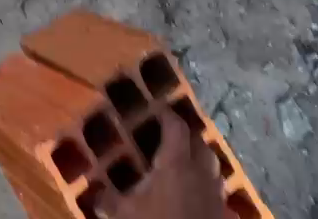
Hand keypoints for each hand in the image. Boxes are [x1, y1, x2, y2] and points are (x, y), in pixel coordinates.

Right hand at [88, 112, 226, 218]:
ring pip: (216, 172)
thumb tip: (94, 194)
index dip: (167, 115)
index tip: (156, 109)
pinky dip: (214, 199)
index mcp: (176, 164)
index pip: (176, 127)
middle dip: (188, 139)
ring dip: (203, 166)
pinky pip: (224, 203)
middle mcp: (201, 176)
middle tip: (171, 139)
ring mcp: (218, 200)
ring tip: (187, 170)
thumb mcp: (124, 214)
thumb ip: (108, 200)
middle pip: (201, 146)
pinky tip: (204, 206)